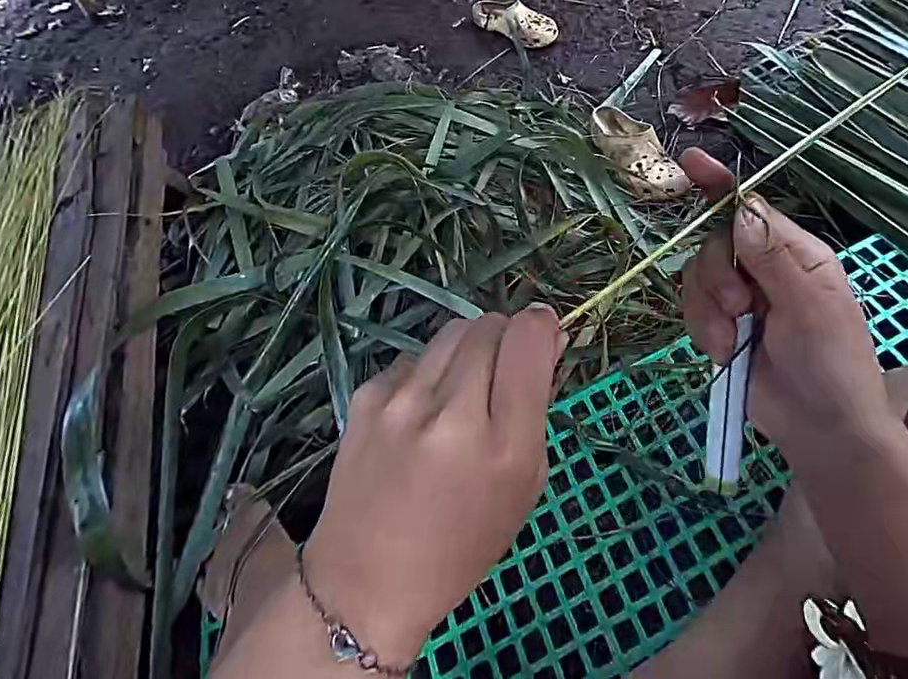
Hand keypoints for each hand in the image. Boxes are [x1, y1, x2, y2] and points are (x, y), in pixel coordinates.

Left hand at [300, 306, 563, 665]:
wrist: (365, 582)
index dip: (541, 325)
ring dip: (470, 348)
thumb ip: (537, 407)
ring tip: (463, 388)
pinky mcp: (366, 396)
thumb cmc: (461, 545)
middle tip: (503, 371)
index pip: (527, 340)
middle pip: (490, 326)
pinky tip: (422, 411)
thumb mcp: (524, 486)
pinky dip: (430, 372)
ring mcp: (402, 401)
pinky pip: (416, 357)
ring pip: (454, 330)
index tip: (542, 333)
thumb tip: (542, 339)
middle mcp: (451, 412)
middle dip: (506, 337)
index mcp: (503, 445)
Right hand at [679, 149, 891, 459]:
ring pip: (697, 276)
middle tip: (738, 308)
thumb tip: (741, 211)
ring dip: (710, 310)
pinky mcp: (721, 324)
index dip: (721, 186)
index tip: (691, 163)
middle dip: (718, 275)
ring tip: (734, 341)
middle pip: (715, 243)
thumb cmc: (833, 366)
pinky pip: (692, 308)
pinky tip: (727, 352)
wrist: (820, 431)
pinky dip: (704, 330)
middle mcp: (764, 267)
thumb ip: (773, 259)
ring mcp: (740, 296)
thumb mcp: (811, 308)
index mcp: (795, 253)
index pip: (751, 209)